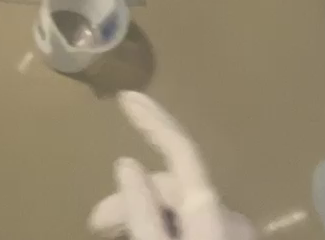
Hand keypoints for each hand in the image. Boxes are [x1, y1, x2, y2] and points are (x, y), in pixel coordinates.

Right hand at [88, 92, 256, 239]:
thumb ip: (142, 218)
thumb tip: (126, 164)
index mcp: (213, 220)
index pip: (183, 154)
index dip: (155, 121)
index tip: (125, 99)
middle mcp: (230, 224)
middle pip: (173, 188)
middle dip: (130, 196)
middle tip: (94, 224)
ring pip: (180, 211)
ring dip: (143, 214)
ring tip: (112, 233)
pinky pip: (191, 229)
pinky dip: (162, 228)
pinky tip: (143, 236)